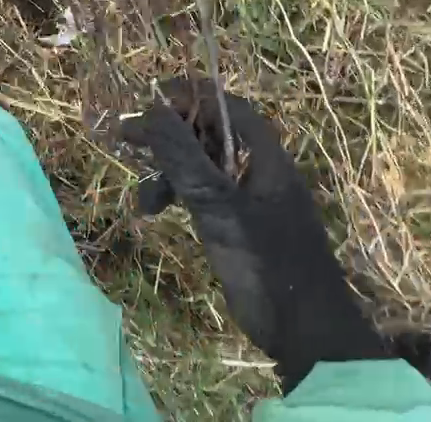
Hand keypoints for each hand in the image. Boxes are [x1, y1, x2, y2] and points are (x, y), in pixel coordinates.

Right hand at [120, 79, 389, 389]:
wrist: (304, 332)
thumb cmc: (264, 259)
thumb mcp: (216, 203)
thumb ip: (181, 154)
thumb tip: (150, 108)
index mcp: (266, 157)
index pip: (226, 106)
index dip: (188, 97)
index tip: (149, 100)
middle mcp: (257, 169)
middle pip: (207, 133)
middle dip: (166, 134)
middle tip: (126, 137)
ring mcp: (246, 196)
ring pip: (197, 163)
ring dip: (164, 170)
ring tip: (141, 190)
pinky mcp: (234, 221)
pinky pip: (198, 191)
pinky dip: (173, 194)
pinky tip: (152, 210)